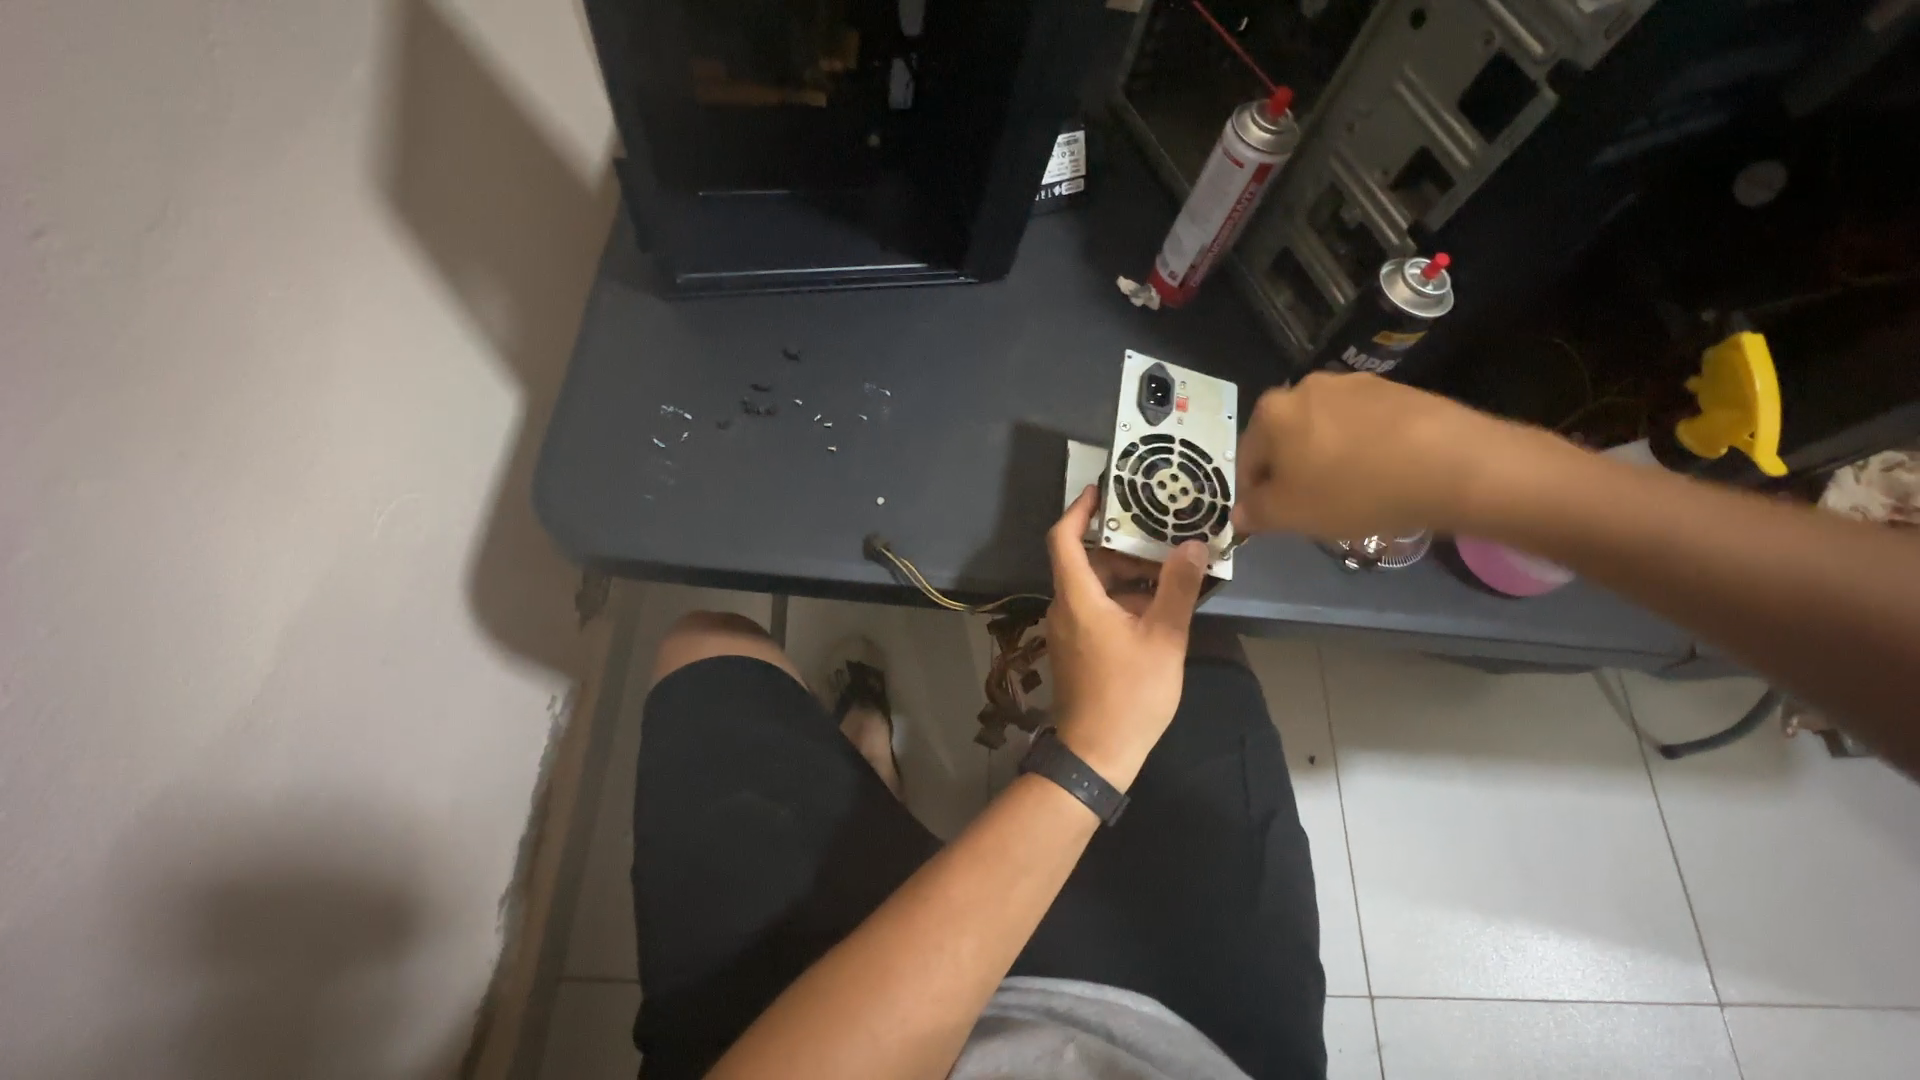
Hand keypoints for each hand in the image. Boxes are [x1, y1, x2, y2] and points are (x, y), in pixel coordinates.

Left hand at [1043, 486, 1208, 789]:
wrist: (1096, 753)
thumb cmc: (1130, 694)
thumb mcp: (1164, 638)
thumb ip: (1178, 588)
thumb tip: (1193, 545)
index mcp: (1077, 597)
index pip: (1063, 537)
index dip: (1079, 509)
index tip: (1104, 490)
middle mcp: (1064, 607)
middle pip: (1085, 560)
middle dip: (1122, 546)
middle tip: (1163, 536)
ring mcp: (1068, 630)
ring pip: (1094, 586)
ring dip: (1128, 575)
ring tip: (1171, 570)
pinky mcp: (1076, 649)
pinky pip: (1096, 609)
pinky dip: (1123, 599)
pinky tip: (1159, 606)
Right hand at [1232, 372, 1556, 540]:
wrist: (1449, 464)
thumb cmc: (1352, 490)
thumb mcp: (1290, 515)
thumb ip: (1255, 513)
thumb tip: (1240, 512)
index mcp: (1271, 412)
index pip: (1247, 459)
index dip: (1256, 495)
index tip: (1272, 519)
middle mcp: (1306, 387)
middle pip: (1286, 440)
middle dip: (1293, 472)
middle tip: (1313, 507)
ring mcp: (1354, 384)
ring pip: (1325, 431)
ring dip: (1328, 459)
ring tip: (1353, 493)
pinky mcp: (1396, 390)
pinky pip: (1364, 426)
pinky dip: (1363, 449)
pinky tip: (1383, 475)